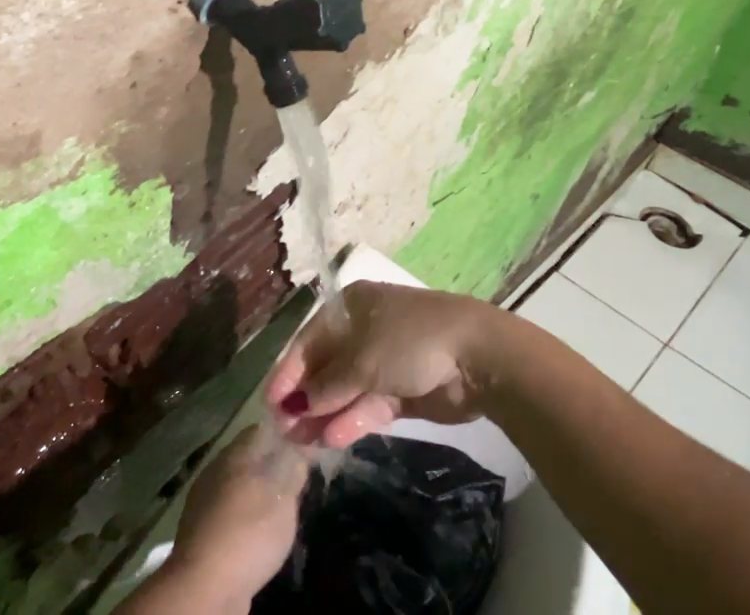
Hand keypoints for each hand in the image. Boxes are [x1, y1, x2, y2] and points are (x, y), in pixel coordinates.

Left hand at [162, 424, 308, 607]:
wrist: (205, 584)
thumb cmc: (249, 533)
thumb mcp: (283, 499)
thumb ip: (292, 468)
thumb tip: (299, 444)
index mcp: (234, 454)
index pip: (261, 430)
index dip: (285, 435)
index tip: (306, 449)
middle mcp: (215, 469)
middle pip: (249, 457)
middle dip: (273, 466)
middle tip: (299, 482)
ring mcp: (205, 498)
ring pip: (240, 484)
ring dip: (260, 492)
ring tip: (283, 509)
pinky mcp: (202, 527)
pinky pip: (231, 510)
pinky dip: (247, 515)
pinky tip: (259, 532)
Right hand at [264, 281, 503, 448]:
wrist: (479, 357)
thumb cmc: (410, 341)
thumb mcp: (361, 362)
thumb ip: (326, 387)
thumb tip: (296, 405)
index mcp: (350, 307)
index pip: (309, 340)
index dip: (288, 371)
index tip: (270, 402)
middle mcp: (364, 330)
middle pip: (326, 367)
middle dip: (305, 398)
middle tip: (283, 429)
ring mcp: (386, 361)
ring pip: (346, 390)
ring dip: (326, 414)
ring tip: (302, 442)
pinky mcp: (404, 390)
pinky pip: (369, 405)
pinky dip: (352, 420)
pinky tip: (333, 439)